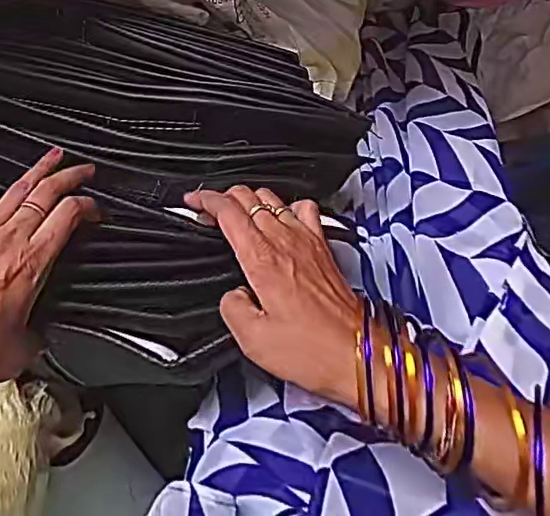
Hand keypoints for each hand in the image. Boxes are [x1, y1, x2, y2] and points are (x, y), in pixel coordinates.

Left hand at [0, 148, 98, 390]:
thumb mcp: (23, 347)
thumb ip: (37, 331)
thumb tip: (38, 331)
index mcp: (33, 262)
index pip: (69, 215)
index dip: (88, 205)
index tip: (94, 209)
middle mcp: (9, 241)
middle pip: (48, 193)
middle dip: (71, 176)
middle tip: (84, 170)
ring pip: (16, 189)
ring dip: (38, 168)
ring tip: (53, 155)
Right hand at [185, 185, 361, 407]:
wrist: (356, 352)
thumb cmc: (313, 349)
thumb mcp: (253, 340)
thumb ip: (231, 308)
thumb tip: (232, 295)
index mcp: (262, 259)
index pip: (228, 210)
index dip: (205, 200)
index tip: (193, 201)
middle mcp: (284, 241)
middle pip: (247, 196)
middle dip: (222, 197)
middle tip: (209, 210)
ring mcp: (306, 239)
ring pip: (272, 198)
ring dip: (250, 199)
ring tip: (239, 213)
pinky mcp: (322, 245)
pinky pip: (302, 208)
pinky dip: (286, 207)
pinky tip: (282, 219)